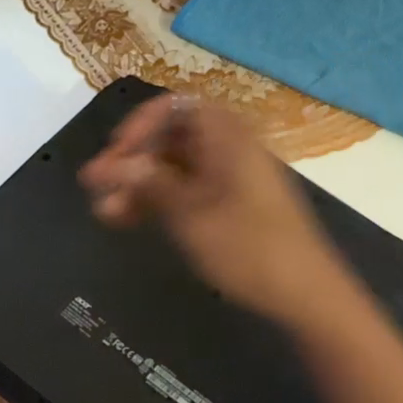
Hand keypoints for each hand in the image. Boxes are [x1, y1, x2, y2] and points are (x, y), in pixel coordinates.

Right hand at [79, 95, 350, 326]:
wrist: (306, 294)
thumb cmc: (250, 251)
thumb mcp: (193, 217)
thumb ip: (150, 185)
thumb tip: (107, 164)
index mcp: (227, 138)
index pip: (174, 107)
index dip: (138, 127)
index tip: (112, 157)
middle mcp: (229, 149)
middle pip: (171, 138)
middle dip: (131, 161)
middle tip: (95, 189)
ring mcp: (231, 179)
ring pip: (175, 169)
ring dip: (139, 186)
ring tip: (105, 215)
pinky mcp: (232, 207)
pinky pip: (188, 192)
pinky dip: (160, 203)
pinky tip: (131, 223)